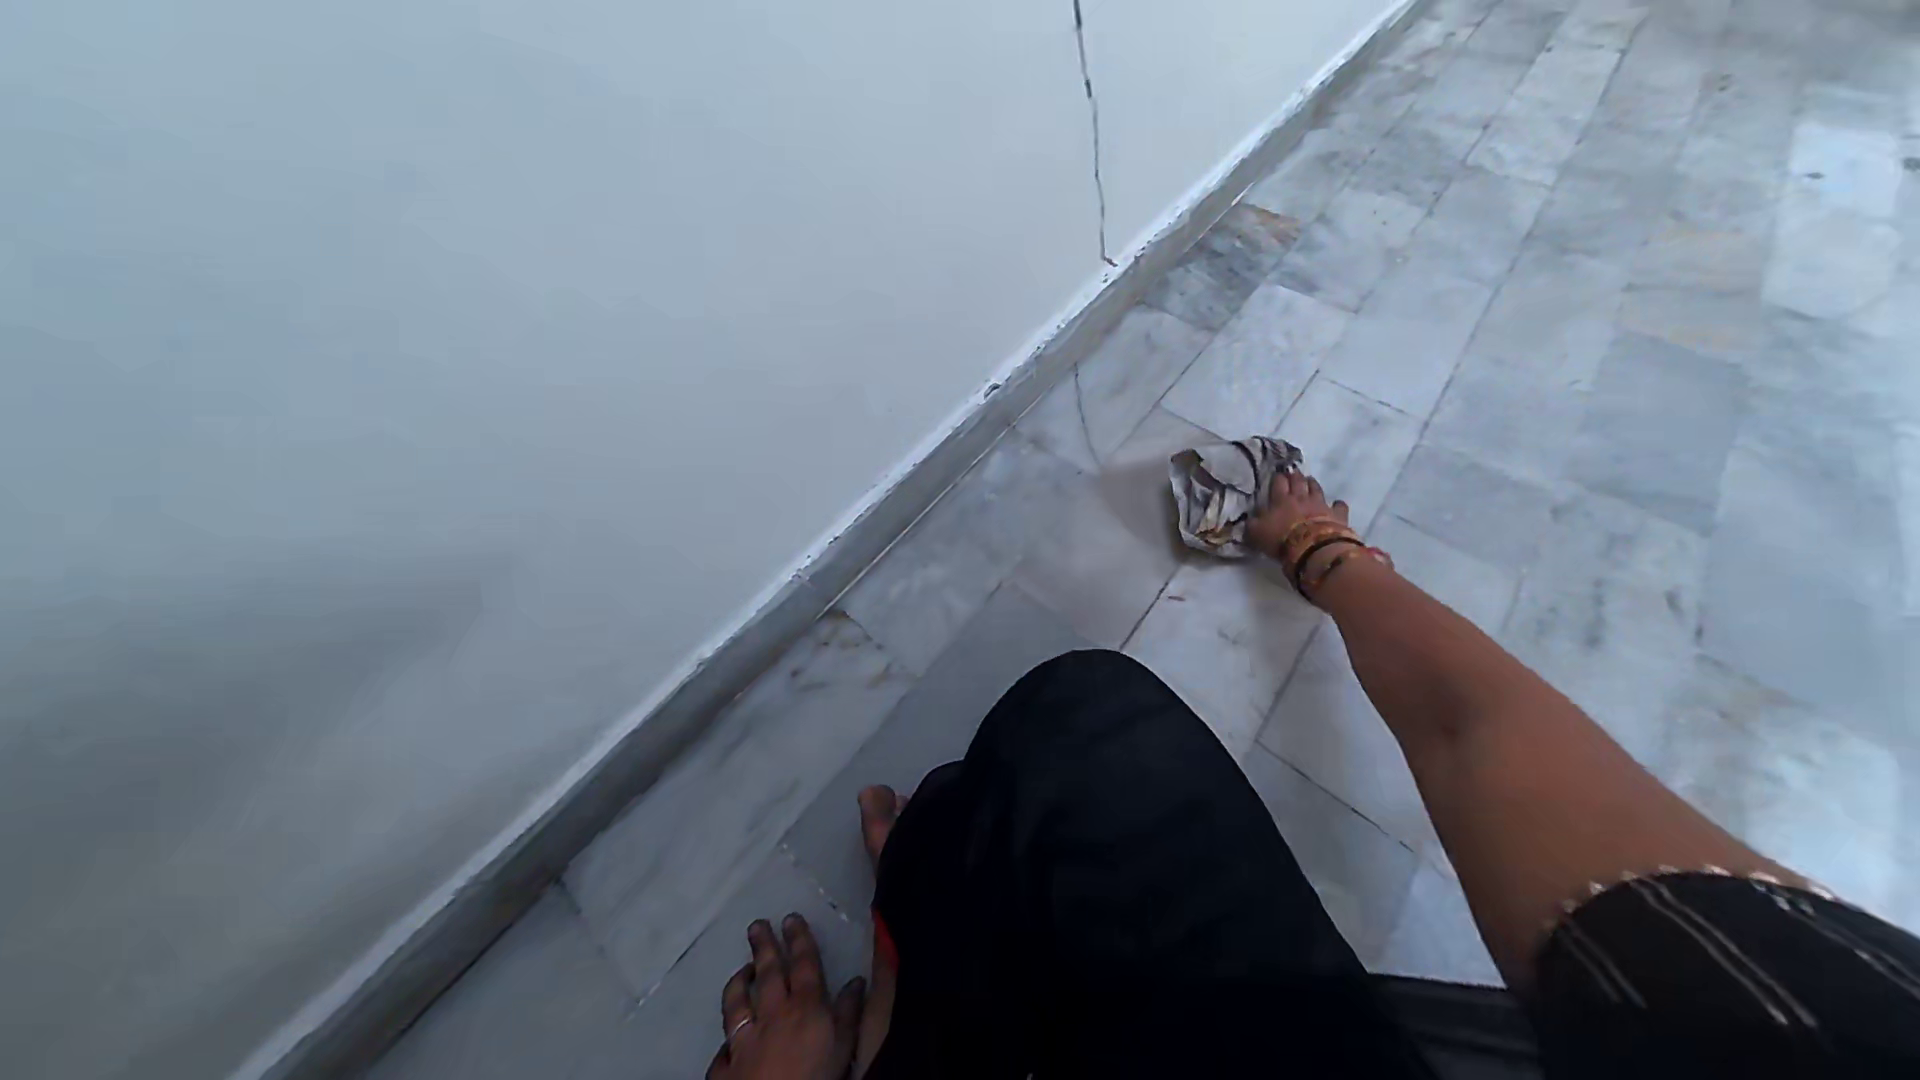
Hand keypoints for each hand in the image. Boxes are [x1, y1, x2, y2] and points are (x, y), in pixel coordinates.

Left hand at [709, 915, 863, 1079]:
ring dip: (738, 981)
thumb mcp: (845, 1049)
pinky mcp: (723, 1071)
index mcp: (805, 1007)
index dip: (798, 938)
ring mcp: (743, 1043)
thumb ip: (850, 1013)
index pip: (803, 963)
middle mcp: (772, 1016)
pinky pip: (721, 1049)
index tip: (791, 917)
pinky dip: (725, 1040)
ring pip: (736, 1003)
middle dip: (763, 946)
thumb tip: (857, 980)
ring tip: (741, 968)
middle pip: (767, 974)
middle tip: (757, 924)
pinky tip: (727, 1039)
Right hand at [1246, 471, 1348, 561]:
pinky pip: (1339, 506)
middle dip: (1295, 476)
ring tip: (1310, 480)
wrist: (1312, 548)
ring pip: (1316, 489)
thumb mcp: (1256, 533)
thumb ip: (1252, 523)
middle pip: (1298, 482)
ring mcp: (1321, 504)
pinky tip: (1337, 503)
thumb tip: (1250, 517)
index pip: (1278, 483)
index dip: (1277, 478)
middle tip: (1294, 472)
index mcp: (1281, 500)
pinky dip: (1337, 504)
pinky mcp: (1337, 515)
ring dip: (1313, 484)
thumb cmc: (1281, 539)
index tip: (1277, 474)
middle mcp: (1301, 498)